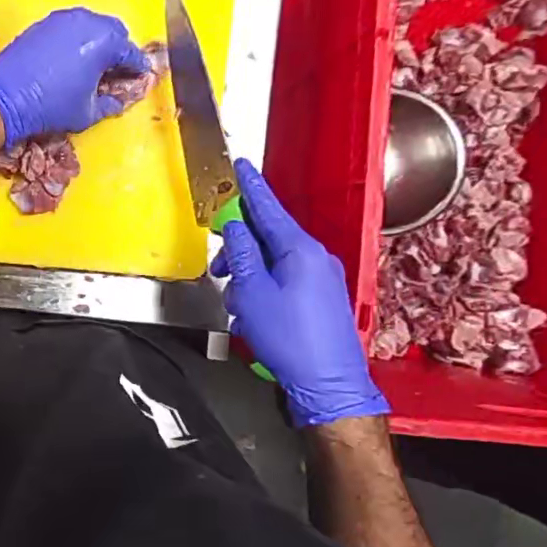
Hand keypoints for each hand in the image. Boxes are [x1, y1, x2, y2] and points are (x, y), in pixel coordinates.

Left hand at [0, 7, 149, 145]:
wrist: (6, 99)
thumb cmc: (51, 107)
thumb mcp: (87, 113)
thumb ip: (109, 104)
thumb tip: (117, 101)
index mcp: (104, 42)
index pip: (129, 52)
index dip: (136, 66)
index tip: (138, 76)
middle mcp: (86, 22)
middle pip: (112, 31)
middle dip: (117, 49)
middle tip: (115, 70)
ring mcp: (62, 19)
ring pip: (90, 25)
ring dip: (96, 41)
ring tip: (92, 64)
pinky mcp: (43, 24)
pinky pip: (68, 28)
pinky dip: (74, 40)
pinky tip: (69, 59)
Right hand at [210, 158, 389, 427]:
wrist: (327, 380)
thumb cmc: (290, 338)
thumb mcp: (252, 293)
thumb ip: (242, 256)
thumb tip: (236, 228)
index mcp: (301, 251)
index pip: (270, 209)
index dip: (251, 188)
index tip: (242, 166)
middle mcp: (316, 258)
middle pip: (269, 239)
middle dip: (239, 251)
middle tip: (219, 270)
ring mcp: (321, 278)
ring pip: (274, 262)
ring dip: (248, 277)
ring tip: (238, 304)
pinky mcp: (320, 297)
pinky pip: (284, 281)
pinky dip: (263, 290)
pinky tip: (253, 314)